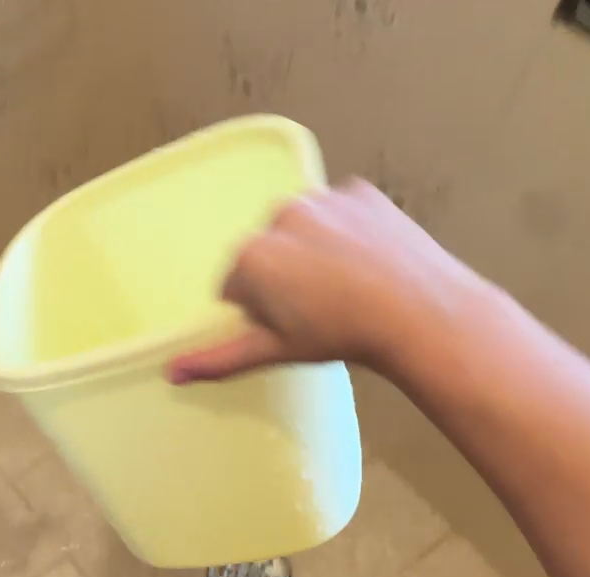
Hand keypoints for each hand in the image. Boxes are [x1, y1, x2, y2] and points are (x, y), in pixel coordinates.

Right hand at [166, 179, 492, 384]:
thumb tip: (171, 373)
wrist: (418, 310)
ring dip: (308, 251)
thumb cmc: (338, 335)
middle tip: (315, 306)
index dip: (258, 309)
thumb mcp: (273, 351)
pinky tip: (363, 260)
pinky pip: (336, 212)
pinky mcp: (359, 191)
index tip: (288, 323)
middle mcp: (279, 217)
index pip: (234, 286)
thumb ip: (217, 359)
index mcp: (251, 257)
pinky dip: (343, 231)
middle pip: (264, 252)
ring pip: (297, 230)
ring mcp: (321, 199)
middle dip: (279, 275)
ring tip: (341, 284)